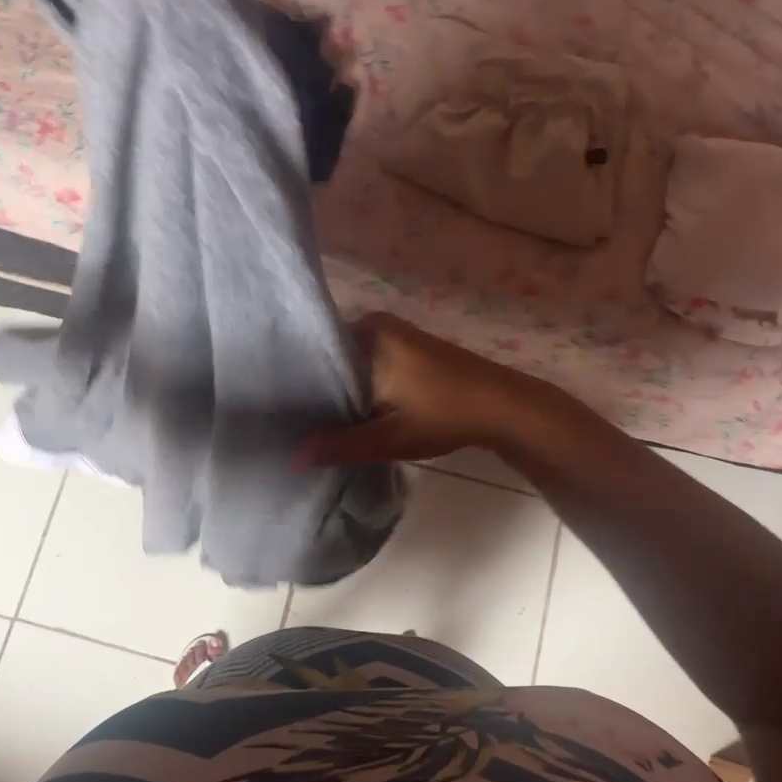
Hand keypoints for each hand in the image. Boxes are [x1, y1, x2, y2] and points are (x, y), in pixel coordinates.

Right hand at [295, 314, 557, 468]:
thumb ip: (339, 445)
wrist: (503, 406)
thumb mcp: (388, 437)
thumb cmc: (444, 415)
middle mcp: (374, 324)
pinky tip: (345, 411)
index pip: (313, 350)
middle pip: (330, 357)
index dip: (295, 380)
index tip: (277, 407)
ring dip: (337, 389)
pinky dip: (357, 385)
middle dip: (314, 388)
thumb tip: (292, 458)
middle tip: (288, 419)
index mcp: (366, 333)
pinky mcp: (406, 347)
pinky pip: (366, 363)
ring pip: (349, 362)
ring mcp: (392, 333)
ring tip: (309, 419)